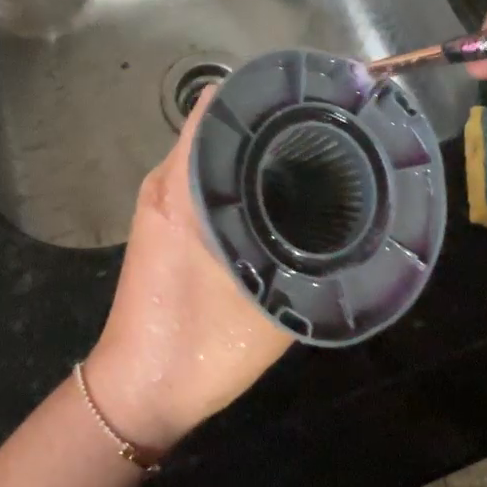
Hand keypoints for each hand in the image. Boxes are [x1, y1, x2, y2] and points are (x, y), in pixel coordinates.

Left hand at [82, 90, 293, 454]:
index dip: (266, 95)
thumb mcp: (265, 302)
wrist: (140, 391)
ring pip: (214, 152)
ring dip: (256, 149)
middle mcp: (167, 180)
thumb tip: (346, 220)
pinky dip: (241, 175)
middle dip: (270, 121)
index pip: (219, 109)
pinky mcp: (167, 222)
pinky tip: (280, 192)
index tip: (314, 96)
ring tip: (315, 151)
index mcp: (181, 185)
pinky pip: (207, 178)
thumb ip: (307, 258)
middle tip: (328, 124)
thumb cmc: (197, 343)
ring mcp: (163, 200)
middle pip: (220, 126)